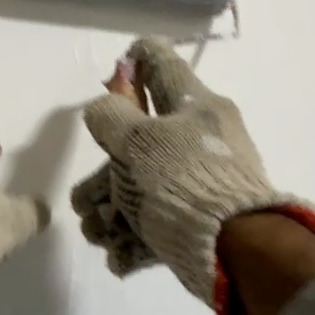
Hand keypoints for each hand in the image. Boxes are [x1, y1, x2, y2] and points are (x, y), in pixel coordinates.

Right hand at [73, 38, 314, 311]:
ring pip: (136, 190)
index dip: (141, 57)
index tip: (123, 58)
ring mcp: (197, 183)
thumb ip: (110, 116)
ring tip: (98, 235)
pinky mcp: (196, 221)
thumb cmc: (180, 182)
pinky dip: (131, 240)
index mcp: (194, 109)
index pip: (163, 67)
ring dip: (108, 214)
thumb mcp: (137, 140)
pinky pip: (152, 224)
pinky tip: (120, 257)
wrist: (231, 248)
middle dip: (101, 179)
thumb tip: (103, 109)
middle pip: (135, 147)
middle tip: (83, 202)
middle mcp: (197, 142)